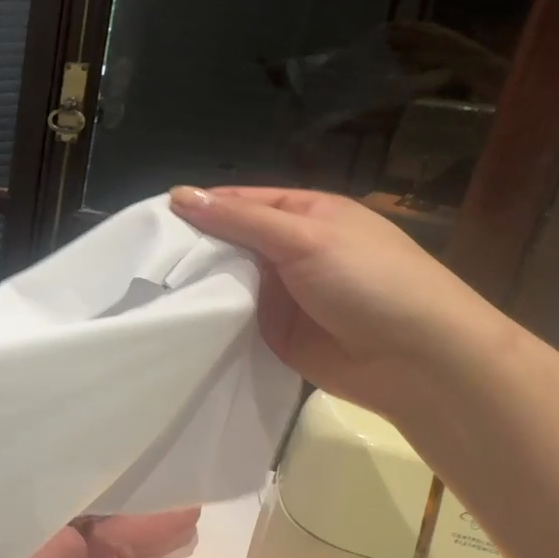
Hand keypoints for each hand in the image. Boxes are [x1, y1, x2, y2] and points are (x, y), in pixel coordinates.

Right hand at [168, 186, 513, 424]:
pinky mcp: (272, 328)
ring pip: (225, 277)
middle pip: (226, 239)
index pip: (238, 201)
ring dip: (195, 280)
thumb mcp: (305, 238)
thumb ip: (239, 219)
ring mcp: (281, 290)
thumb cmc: (372, 282)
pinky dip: (208, 312)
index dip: (197, 207)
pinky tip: (171, 311)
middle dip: (189, 246)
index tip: (148, 220)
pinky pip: (232, 313)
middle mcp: (290, 248)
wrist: (420, 363)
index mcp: (305, 214)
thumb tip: (178, 194)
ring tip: (143, 283)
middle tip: (139, 256)